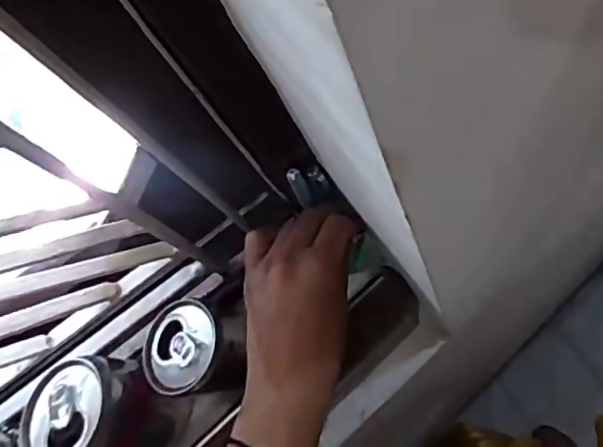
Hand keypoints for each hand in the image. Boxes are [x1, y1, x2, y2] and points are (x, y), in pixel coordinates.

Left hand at [233, 209, 357, 446]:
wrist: (284, 386)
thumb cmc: (322, 353)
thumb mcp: (340, 303)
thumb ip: (339, 266)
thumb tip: (341, 244)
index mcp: (319, 264)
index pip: (337, 222)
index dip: (348, 224)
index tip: (352, 231)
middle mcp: (290, 256)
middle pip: (311, 216)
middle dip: (327, 220)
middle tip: (335, 232)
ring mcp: (266, 263)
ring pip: (287, 224)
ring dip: (302, 227)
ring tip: (310, 240)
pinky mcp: (250, 274)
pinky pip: (258, 239)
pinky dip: (272, 237)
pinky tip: (281, 247)